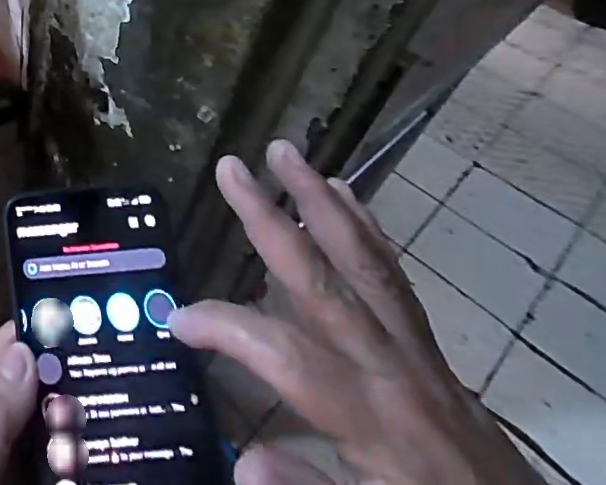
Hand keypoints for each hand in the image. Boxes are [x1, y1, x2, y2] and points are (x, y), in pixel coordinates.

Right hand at [172, 141, 539, 484]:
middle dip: (270, 219)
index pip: (284, 356)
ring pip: (362, 257)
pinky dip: (363, 223)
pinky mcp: (427, 336)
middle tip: (231, 168)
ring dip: (319, 199)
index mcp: (370, 419)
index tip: (178, 317)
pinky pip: (391, 268)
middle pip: (322, 278)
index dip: (225, 329)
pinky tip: (341, 190)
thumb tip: (242, 461)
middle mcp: (389, 364)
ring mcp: (412, 342)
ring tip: (285, 152)